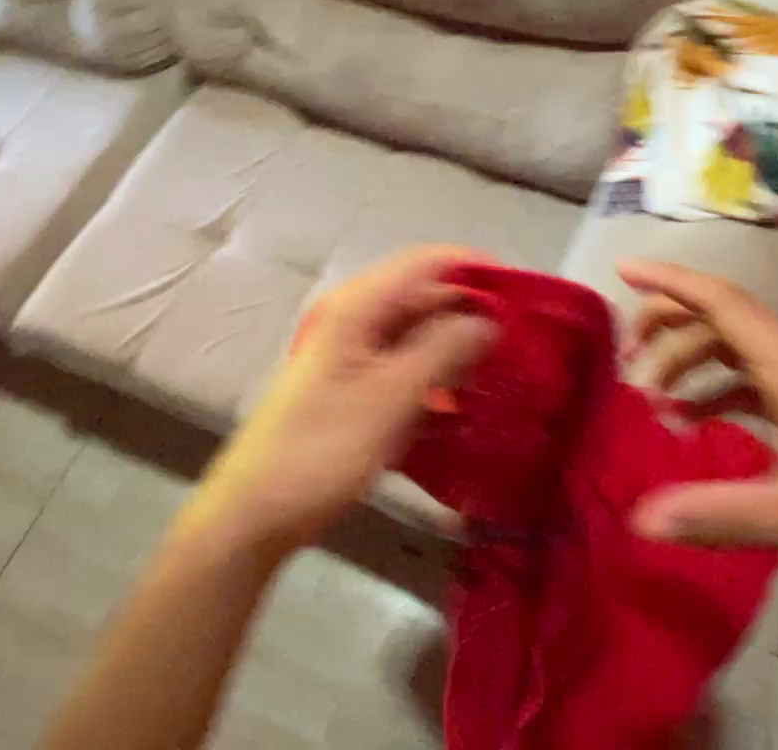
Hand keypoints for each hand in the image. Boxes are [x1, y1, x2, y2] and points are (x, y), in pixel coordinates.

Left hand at [186, 247, 495, 551]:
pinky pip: (404, 371)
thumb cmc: (320, 451)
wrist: (255, 514)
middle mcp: (354, 322)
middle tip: (522, 341)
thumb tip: (488, 318)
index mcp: (357, 309)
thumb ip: (442, 351)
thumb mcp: (390, 399)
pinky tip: (461, 408)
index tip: (522, 292)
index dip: (473, 269)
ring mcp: (352, 357)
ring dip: (455, 352)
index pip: (425, 263)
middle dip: (470, 314)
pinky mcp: (353, 391)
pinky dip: (434, 382)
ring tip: (499, 376)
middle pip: (423, 299)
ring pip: (416, 338)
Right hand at [619, 258, 777, 584]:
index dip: (668, 279)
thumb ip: (716, 514)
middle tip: (625, 361)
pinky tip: (692, 424)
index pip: (720, 300)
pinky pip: (751, 381)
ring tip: (652, 400)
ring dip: (690, 362)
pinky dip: (715, 392)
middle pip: (720, 318)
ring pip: (734, 348)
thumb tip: (638, 520)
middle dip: (667, 327)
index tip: (621, 270)